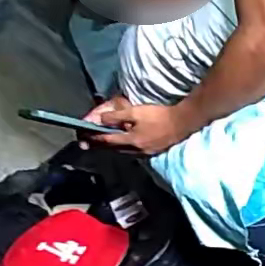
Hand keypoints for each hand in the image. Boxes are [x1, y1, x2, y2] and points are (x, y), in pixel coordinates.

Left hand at [82, 96, 200, 155]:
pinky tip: (124, 144)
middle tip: (88, 142)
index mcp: (131, 140)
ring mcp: (146, 152)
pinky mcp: (153, 151)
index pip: (107, 140)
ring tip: (104, 144)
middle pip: (114, 149)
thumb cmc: (158, 116)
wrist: (182, 123)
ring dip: (112, 148)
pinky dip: (125, 148)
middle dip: (100, 145)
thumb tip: (99, 120)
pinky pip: (134, 152)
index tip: (83, 137)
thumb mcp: (135, 112)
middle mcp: (136, 150)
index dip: (93, 138)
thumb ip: (116, 116)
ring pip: (124, 152)